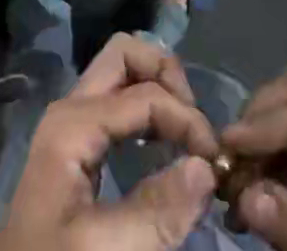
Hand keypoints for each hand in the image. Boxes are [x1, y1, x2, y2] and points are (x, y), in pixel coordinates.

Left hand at [0, 34, 220, 250]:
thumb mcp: (107, 249)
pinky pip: (118, 101)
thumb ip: (158, 210)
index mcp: (73, 122)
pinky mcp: (77, 143)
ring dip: (159, 89)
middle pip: (125, 55)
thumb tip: (206, 168)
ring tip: (188, 135)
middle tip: (196, 126)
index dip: (187, 120)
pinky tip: (165, 143)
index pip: (146, 94)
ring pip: (122, 73)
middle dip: (167, 76)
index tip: (215, 166)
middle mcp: (71, 108)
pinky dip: (147, 107)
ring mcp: (72, 123)